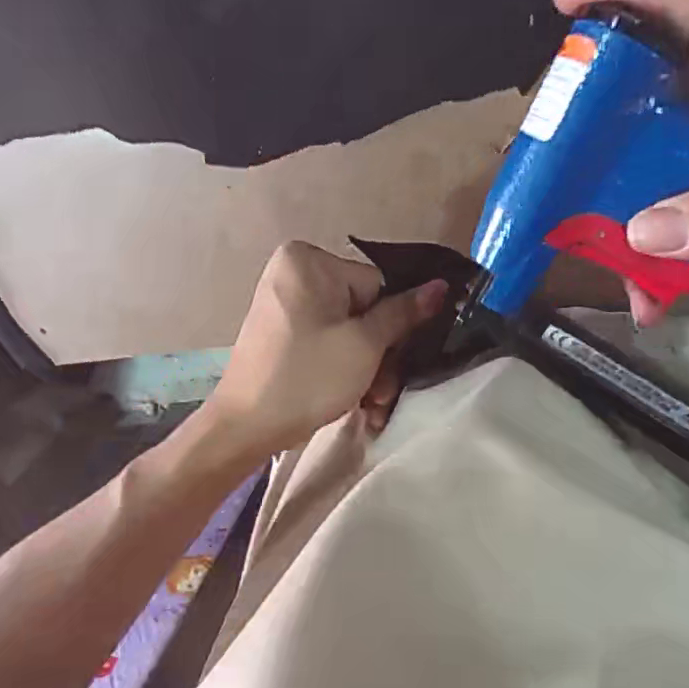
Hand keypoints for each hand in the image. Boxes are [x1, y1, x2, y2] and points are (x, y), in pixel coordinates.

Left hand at [199, 241, 445, 456]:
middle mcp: (293, 273)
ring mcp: (285, 304)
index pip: (376, 286)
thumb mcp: (363, 345)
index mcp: (307, 260)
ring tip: (372, 403)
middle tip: (384, 392)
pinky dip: (342, 369)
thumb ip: (403, 314)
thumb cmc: (306, 378)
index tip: (397, 363)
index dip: (390, 327)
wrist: (247, 426)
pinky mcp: (282, 334)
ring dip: (366, 368)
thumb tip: (441, 286)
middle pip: (362, 310)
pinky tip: (355, 399)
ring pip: (347, 331)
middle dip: (379, 354)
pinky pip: (325, 342)